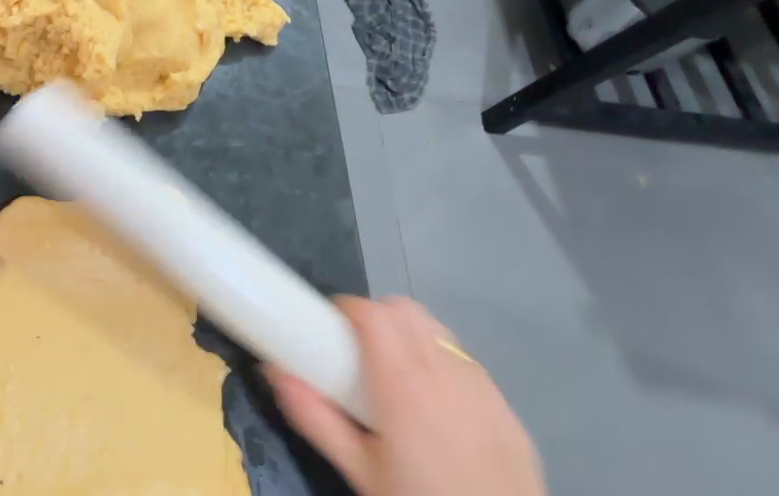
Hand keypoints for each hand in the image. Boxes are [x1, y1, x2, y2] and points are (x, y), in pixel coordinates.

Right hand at [268, 296, 545, 495]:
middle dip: (374, 315)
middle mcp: (444, 369)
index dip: (345, 308)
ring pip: (436, 328)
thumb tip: (274, 371)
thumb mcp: (359, 470)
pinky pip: (463, 359)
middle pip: (403, 308)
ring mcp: (480, 384)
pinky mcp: (504, 404)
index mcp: (403, 381)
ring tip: (393, 372)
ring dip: (408, 332)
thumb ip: (315, 417)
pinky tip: (434, 402)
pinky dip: (439, 360)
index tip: (328, 327)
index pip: (371, 312)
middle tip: (354, 350)